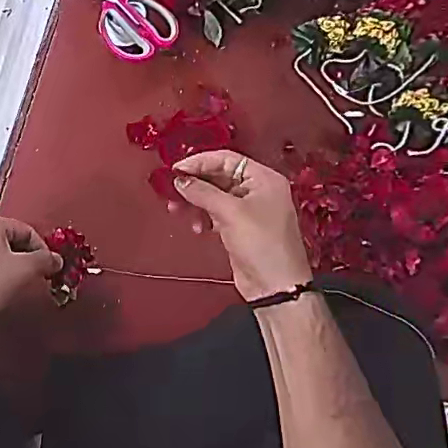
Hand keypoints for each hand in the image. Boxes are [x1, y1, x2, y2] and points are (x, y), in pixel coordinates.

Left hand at [0, 216, 61, 332]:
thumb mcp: (25, 269)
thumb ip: (45, 260)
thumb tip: (56, 259)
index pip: (27, 230)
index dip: (42, 249)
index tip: (50, 267)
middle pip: (13, 243)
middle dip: (28, 260)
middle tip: (38, 276)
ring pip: (0, 257)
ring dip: (15, 270)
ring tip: (20, 286)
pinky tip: (1, 294)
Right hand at [171, 150, 312, 300]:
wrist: (275, 288)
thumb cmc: (263, 245)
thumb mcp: (231, 213)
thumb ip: (203, 192)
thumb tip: (179, 180)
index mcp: (264, 178)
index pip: (227, 159)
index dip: (200, 162)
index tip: (176, 170)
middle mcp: (257, 190)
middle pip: (219, 176)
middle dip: (195, 183)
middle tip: (172, 190)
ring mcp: (249, 209)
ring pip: (214, 195)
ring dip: (195, 201)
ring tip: (178, 210)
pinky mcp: (240, 227)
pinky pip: (216, 212)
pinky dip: (203, 216)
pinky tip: (197, 226)